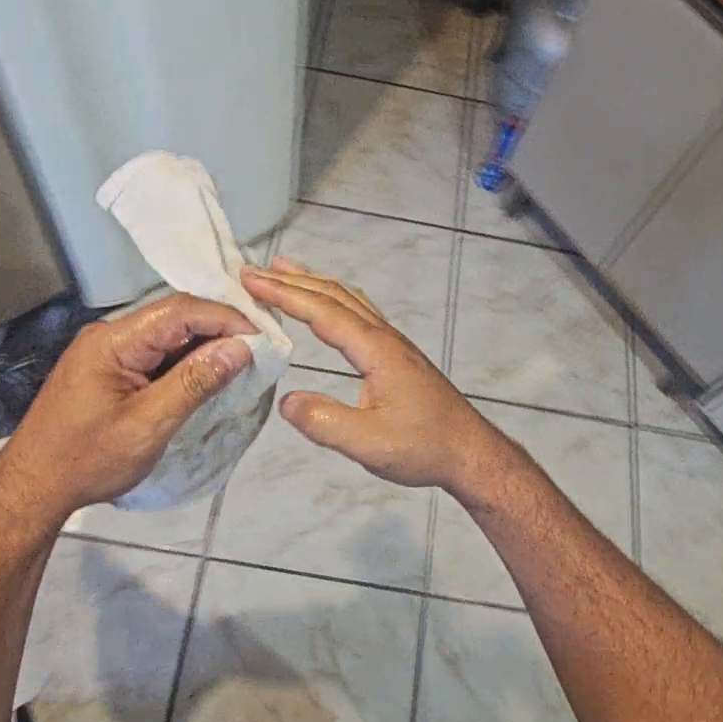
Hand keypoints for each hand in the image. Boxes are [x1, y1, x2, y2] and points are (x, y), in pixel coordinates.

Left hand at [0, 293, 257, 515]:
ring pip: (168, 336)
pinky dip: (186, 362)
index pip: (180, 311)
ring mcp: (107, 353)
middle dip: (219, 328)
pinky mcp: (110, 371)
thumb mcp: (147, 425)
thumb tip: (240, 348)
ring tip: (243, 362)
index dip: (225, 318)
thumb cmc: (87, 460)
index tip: (262, 338)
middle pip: (175, 318)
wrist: (34, 488)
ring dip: (205, 345)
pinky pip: (156, 354)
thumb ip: (194, 383)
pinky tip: (209, 375)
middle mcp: (110, 336)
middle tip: (260, 349)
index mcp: (113, 341)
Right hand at [242, 258, 508, 490]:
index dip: (285, 294)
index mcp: (376, 350)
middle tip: (255, 269)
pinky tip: (329, 307)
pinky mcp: (398, 357)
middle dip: (293, 281)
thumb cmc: (423, 448)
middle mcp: (385, 338)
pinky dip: (333, 300)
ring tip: (285, 272)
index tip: (252, 280)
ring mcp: (394, 345)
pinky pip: (360, 313)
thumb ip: (324, 422)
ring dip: (315, 284)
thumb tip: (285, 401)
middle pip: (335, 296)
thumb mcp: (368, 443)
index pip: (323, 312)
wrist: (471, 452)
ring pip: (350, 301)